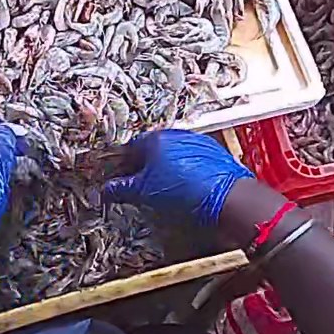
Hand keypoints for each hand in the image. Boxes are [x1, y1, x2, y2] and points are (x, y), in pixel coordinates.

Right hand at [103, 129, 252, 225]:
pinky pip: (190, 161)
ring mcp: (196, 142)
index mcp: (155, 139)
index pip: (130, 148)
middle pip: (151, 150)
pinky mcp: (214, 153)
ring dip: (165, 170)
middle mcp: (175, 135)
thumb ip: (122, 189)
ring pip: (172, 155)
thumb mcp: (145, 192)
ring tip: (164, 191)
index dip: (123, 166)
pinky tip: (184, 189)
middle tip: (140, 188)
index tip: (121, 180)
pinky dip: (184, 172)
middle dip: (144, 168)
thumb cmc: (183, 190)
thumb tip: (106, 190)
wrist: (227, 198)